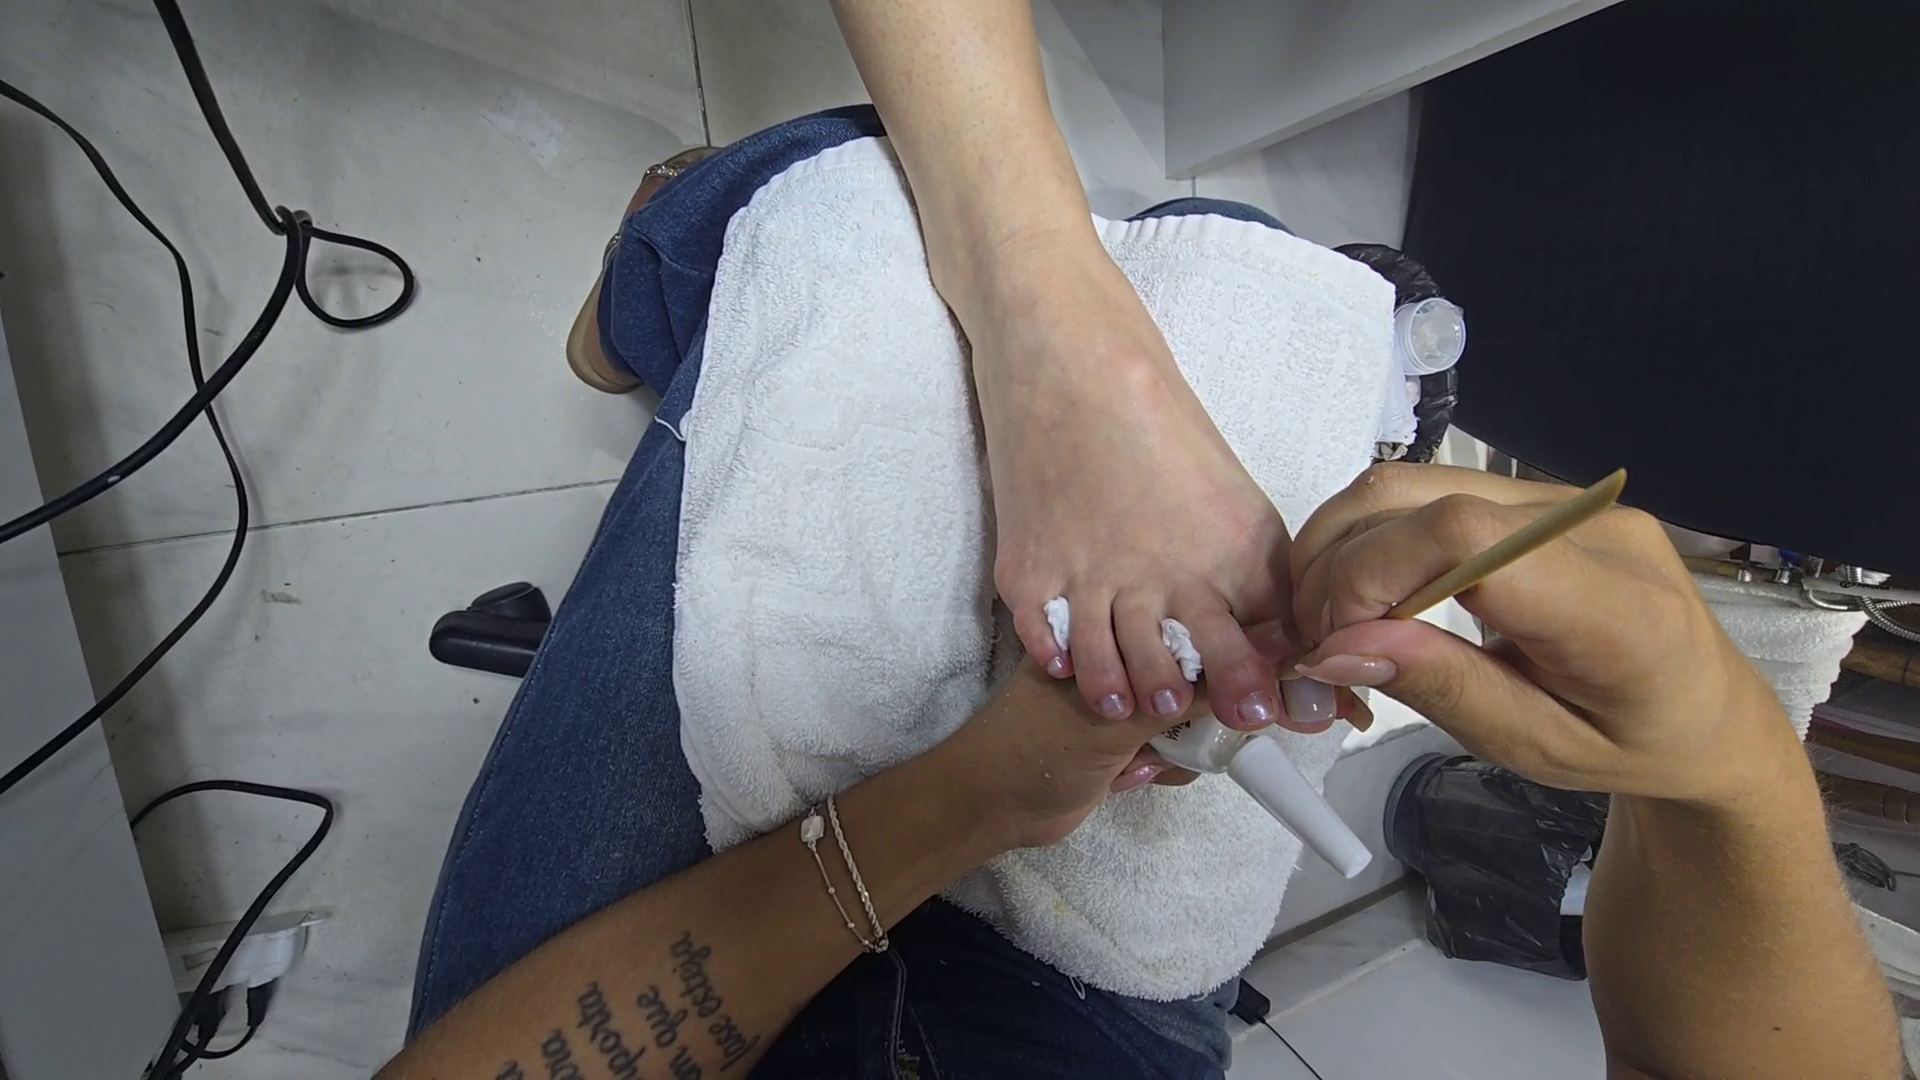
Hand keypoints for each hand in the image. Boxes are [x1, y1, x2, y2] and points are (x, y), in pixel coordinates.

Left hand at [934, 659, 1374, 850]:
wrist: (993, 804)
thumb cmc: (1041, 744)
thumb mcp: (1114, 718)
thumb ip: (1185, 693)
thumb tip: (1256, 668)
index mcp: (1122, 627)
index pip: (1204, 629)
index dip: (1248, 661)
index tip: (1283, 695)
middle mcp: (1132, 654)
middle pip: (1210, 677)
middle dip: (1212, 717)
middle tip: (1197, 739)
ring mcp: (1130, 698)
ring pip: (1196, 721)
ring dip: (1177, 754)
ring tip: (1136, 764)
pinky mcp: (1127, 738)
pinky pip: (1173, 753)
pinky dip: (1158, 771)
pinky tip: (1122, 779)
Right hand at [958, 230, 1306, 734]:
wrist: (1063, 359)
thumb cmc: (1149, 407)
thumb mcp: (1227, 485)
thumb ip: (1248, 562)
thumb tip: (1261, 621)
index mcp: (1225, 553)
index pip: (1256, 646)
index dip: (1262, 686)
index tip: (1266, 708)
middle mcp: (1160, 578)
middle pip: (1189, 671)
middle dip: (1205, 703)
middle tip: (1199, 715)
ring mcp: (1088, 581)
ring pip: (1112, 671)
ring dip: (1126, 693)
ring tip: (1130, 703)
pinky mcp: (1028, 574)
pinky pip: (1045, 643)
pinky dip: (1060, 661)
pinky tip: (1066, 664)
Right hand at [1285, 464, 1802, 803]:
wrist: (1700, 709)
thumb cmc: (1627, 743)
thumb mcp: (1532, 746)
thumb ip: (1439, 687)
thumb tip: (1332, 649)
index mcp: (1614, 608)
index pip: (1462, 539)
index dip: (1370, 575)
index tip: (1338, 641)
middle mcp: (1586, 526)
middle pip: (1410, 500)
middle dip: (1334, 567)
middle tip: (1316, 636)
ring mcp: (1555, 498)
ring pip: (1397, 485)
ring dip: (1334, 544)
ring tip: (1328, 612)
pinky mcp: (1525, 494)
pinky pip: (1412, 492)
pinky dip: (1359, 536)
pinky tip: (1358, 585)